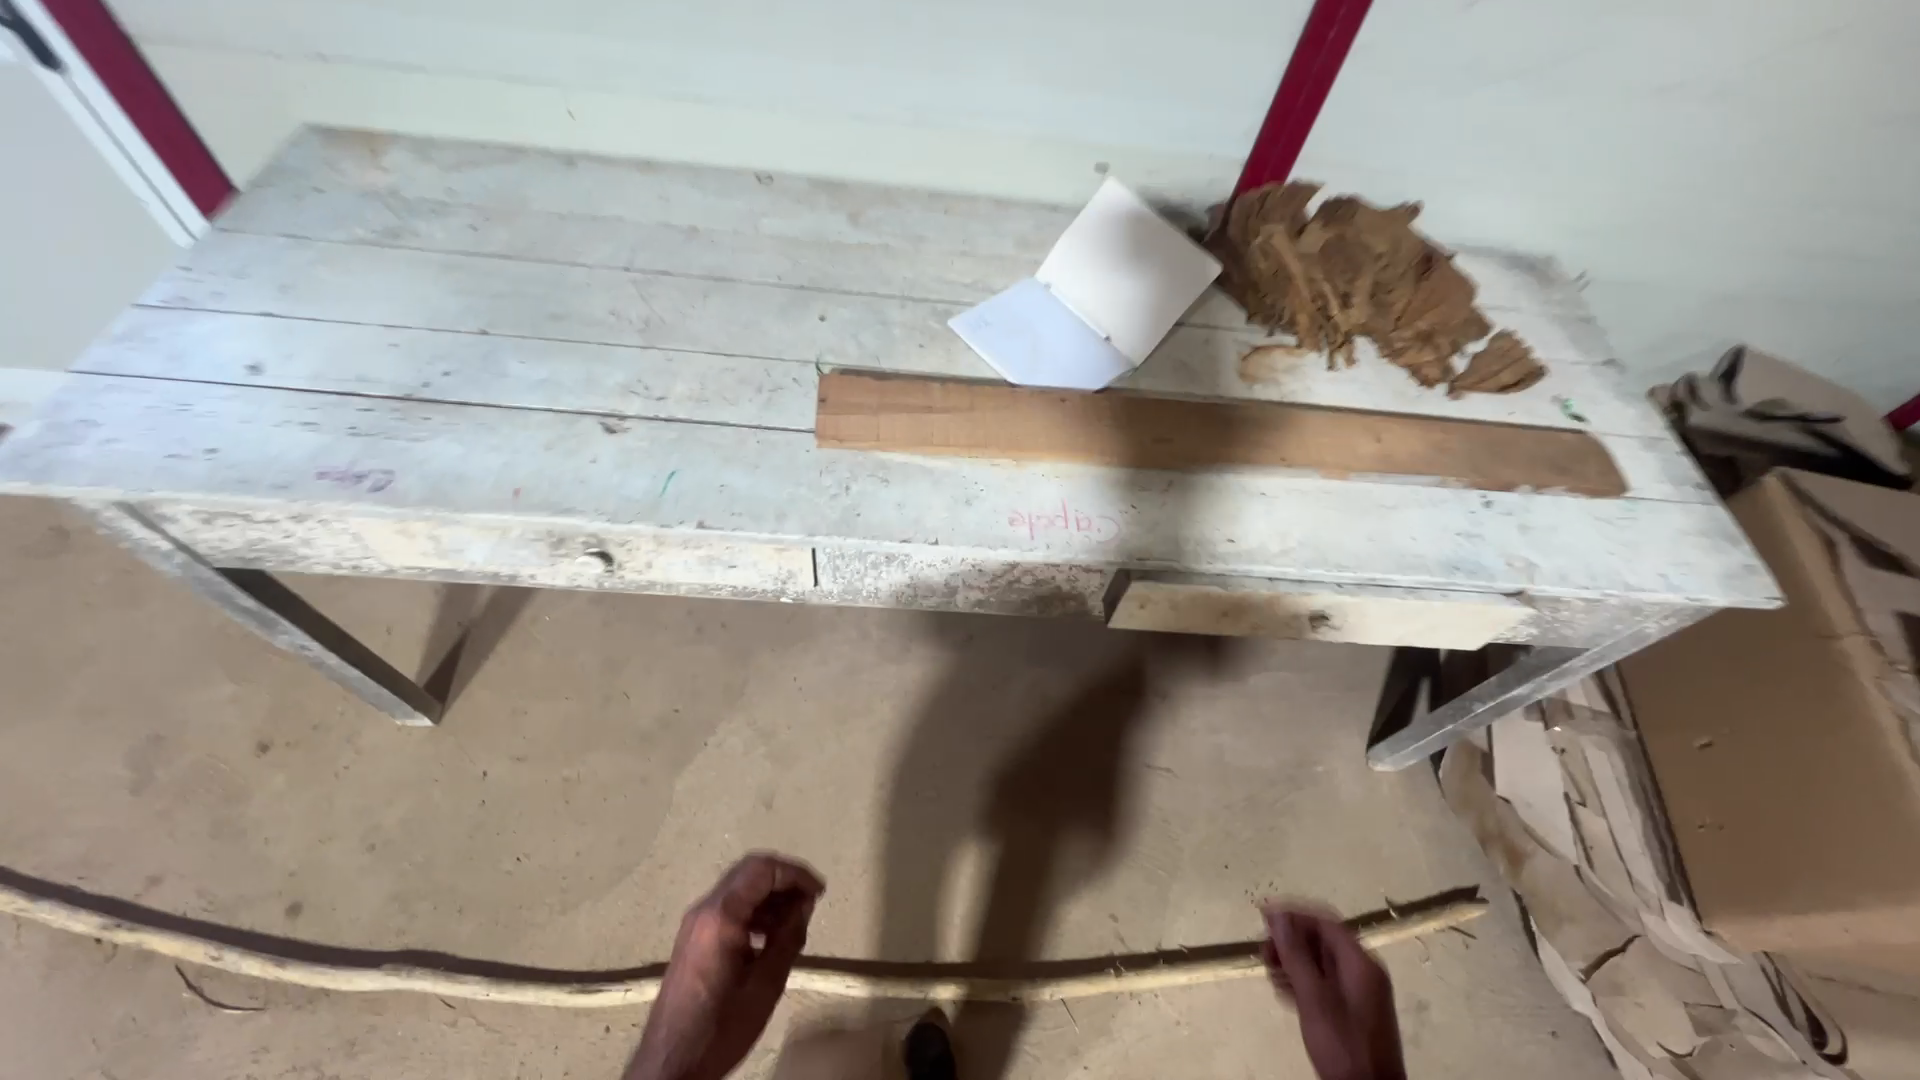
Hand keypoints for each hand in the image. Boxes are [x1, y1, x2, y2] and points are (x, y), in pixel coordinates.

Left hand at [626, 853, 825, 1079]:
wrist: (670, 1066)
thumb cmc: (722, 1027)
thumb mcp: (766, 983)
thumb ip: (788, 936)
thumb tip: (804, 903)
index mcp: (721, 915)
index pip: (763, 869)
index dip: (796, 873)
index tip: (819, 892)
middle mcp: (705, 909)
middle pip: (750, 872)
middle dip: (784, 880)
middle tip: (810, 902)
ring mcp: (695, 924)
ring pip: (740, 889)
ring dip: (770, 896)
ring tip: (795, 924)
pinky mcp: (694, 939)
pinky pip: (729, 909)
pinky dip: (754, 911)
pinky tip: (770, 938)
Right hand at [1261, 906, 1405, 1079]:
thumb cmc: (1342, 1044)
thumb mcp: (1314, 998)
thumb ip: (1295, 954)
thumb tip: (1277, 915)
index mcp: (1360, 963)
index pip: (1325, 922)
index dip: (1293, 915)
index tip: (1263, 918)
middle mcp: (1362, 971)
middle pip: (1322, 941)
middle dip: (1290, 941)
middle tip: (1263, 952)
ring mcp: (1359, 992)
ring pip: (1320, 962)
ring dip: (1292, 961)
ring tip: (1269, 972)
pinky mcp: (1351, 1010)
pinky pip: (1324, 982)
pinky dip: (1302, 980)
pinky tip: (1284, 991)